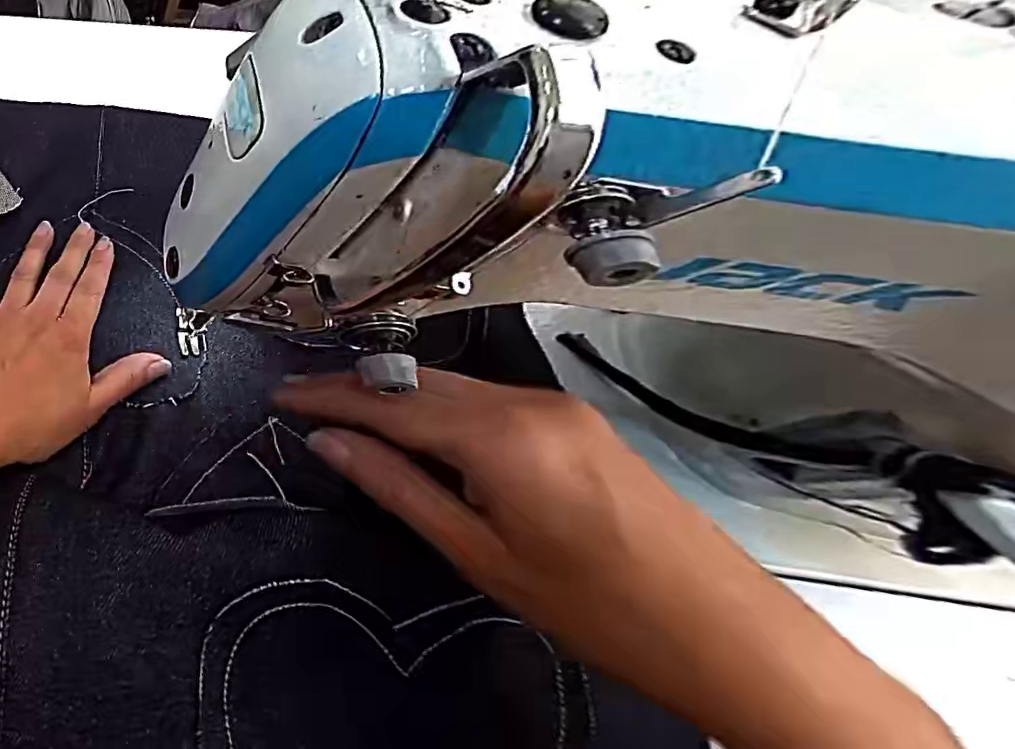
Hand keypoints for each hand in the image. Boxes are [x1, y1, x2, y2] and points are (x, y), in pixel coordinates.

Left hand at [0, 220, 169, 467]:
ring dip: (36, 248)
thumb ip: (124, 379)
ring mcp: (5, 317)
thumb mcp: (88, 407)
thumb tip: (157, 362)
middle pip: (62, 274)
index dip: (100, 266)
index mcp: (69, 337)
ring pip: (24, 273)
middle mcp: (39, 318)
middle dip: (75, 248)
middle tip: (84, 228)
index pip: (90, 291)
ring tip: (45, 228)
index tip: (106, 246)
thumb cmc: (28, 424)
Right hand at [276, 370, 957, 748]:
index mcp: (498, 434)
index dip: (328, 395)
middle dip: (356, 387)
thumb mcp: (479, 554)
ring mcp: (552, 402)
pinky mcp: (570, 414)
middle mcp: (524, 399)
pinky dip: (439, 408)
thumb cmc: (597, 609)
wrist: (731, 633)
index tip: (283, 395)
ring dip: (396, 396)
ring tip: (348, 411)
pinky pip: (484, 397)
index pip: (388, 400)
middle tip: (304, 398)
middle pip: (416, 381)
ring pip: (450, 385)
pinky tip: (419, 427)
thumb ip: (397, 486)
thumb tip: (330, 442)